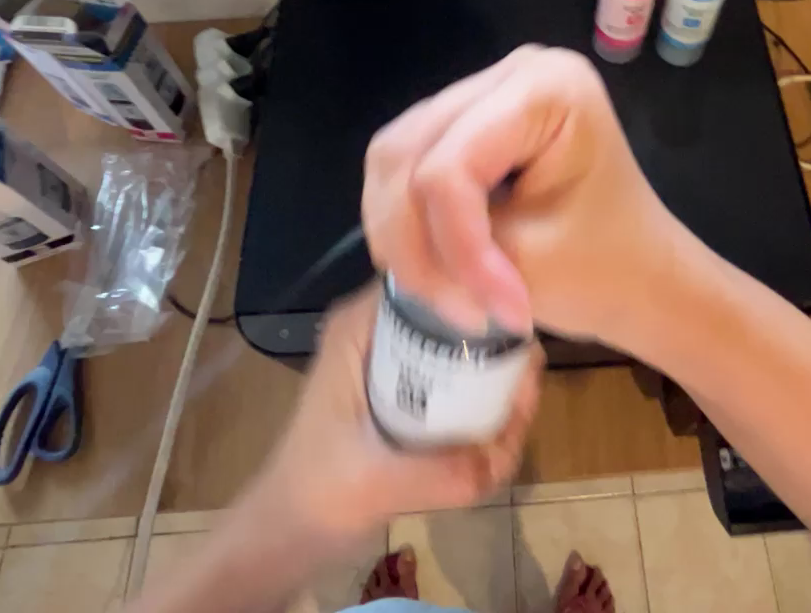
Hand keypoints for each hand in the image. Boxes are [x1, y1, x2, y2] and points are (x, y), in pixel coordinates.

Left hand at [245, 286, 541, 546]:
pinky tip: (499, 425)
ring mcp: (390, 356)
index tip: (519, 328)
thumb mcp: (379, 484)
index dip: (478, 291)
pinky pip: (451, 369)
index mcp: (361, 325)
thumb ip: (445, 472)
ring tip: (519, 410)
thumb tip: (510, 448)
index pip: (429, 276)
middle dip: (496, 342)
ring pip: (457, 341)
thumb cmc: (317, 497)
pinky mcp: (401, 385)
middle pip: (452, 308)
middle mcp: (378, 327)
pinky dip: (479, 392)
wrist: (283, 534)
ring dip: (493, 371)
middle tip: (528, 383)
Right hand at [361, 45, 691, 344]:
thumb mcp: (527, 261)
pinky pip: (406, 163)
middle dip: (415, 241)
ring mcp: (488, 91)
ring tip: (441, 291)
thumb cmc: (609, 269)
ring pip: (394, 158)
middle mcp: (513, 70)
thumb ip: (451, 244)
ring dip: (402, 233)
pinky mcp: (469, 120)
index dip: (455, 246)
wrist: (642, 277)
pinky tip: (430, 261)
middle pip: (408, 153)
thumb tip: (392, 247)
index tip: (491, 311)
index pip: (451, 165)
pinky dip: (407, 219)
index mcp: (547, 87)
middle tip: (451, 306)